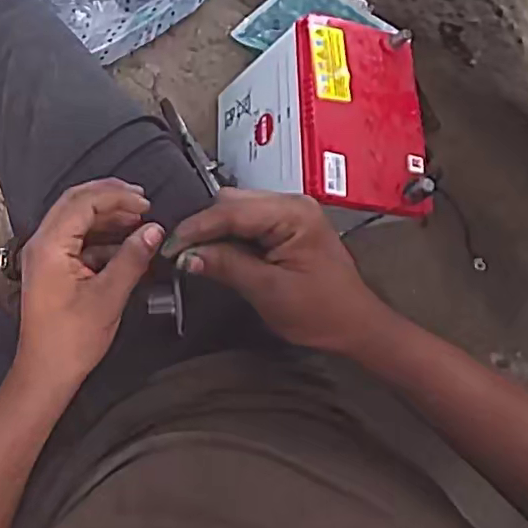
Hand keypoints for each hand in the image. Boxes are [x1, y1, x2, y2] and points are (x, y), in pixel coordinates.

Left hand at [15, 179, 163, 388]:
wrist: (45, 372)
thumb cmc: (67, 342)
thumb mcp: (108, 296)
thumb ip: (132, 258)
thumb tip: (152, 232)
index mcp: (49, 246)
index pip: (83, 202)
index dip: (117, 196)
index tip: (144, 203)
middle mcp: (42, 244)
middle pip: (76, 202)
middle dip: (110, 197)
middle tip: (141, 200)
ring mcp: (45, 255)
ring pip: (76, 218)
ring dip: (107, 215)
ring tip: (138, 220)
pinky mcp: (52, 267)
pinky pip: (77, 239)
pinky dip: (102, 236)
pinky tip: (125, 244)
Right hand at [168, 188, 390, 353]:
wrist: (356, 326)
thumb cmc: (323, 312)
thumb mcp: (268, 290)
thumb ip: (225, 265)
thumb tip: (187, 254)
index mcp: (293, 213)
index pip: (231, 210)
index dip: (196, 228)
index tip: (171, 245)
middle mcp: (292, 203)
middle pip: (231, 202)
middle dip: (203, 226)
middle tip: (180, 252)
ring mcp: (289, 212)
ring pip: (234, 209)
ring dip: (213, 230)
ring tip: (195, 254)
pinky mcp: (284, 224)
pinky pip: (246, 221)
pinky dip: (227, 235)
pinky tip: (216, 252)